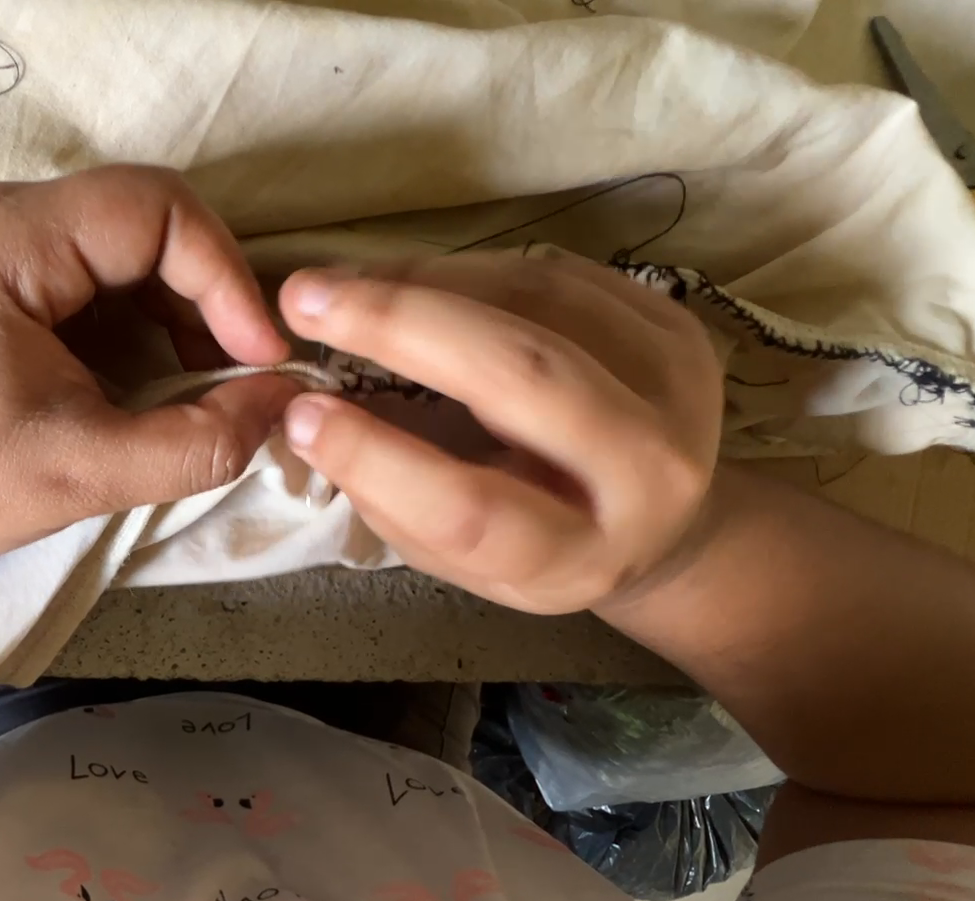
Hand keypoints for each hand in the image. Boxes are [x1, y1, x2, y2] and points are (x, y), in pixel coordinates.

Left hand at [0, 165, 297, 591]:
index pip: (154, 210)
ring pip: (123, 246)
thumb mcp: (86, 474)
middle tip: (238, 375)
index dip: (227, 279)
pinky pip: (92, 273)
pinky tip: (152, 377)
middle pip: (143, 219)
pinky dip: (139, 321)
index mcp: (3, 243)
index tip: (261, 359)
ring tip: (202, 384)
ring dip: (178, 311)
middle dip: (207, 297)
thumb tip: (286, 401)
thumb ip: (201, 441)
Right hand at [275, 252, 723, 614]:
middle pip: (524, 374)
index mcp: (576, 556)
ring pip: (536, 300)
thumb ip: (388, 497)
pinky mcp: (673, 321)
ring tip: (339, 284)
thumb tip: (309, 416)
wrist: (660, 523)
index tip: (300, 413)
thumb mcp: (452, 558)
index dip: (378, 459)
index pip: (473, 508)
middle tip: (305, 301)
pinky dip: (460, 269)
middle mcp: (647, 471)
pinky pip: (550, 272)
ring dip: (420, 281)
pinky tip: (401, 279)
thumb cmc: (528, 550)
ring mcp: (675, 381)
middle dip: (400, 325)